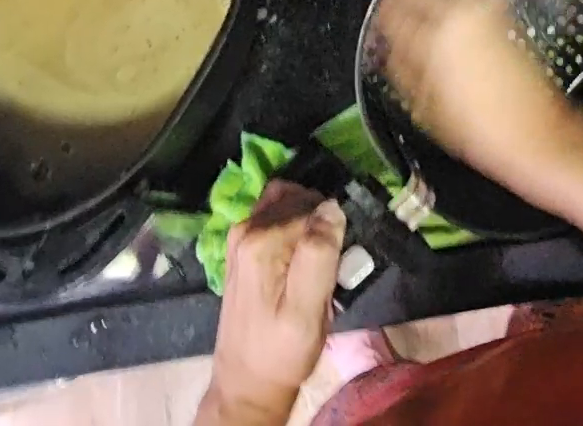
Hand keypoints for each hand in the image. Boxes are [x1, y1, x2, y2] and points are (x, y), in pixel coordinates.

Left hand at [199, 181, 344, 425]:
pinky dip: (296, 222)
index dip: (335, 229)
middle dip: (323, 220)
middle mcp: (247, 228)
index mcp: (261, 240)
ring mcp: (241, 235)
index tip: (341, 261)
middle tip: (332, 260)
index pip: (315, 207)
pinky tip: (303, 254)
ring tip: (319, 254)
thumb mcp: (308, 312)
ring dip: (310, 217)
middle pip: (301, 199)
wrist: (247, 383)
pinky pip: (276, 212)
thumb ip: (319, 255)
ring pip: (288, 201)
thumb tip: (332, 207)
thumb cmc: (282, 352)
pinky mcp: (244, 244)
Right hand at [370, 0, 573, 177]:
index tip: (380, 20)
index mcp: (432, 42)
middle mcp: (458, 18)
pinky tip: (456, 2)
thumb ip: (404, 70)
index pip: (393, 11)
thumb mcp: (427, 109)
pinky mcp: (505, 15)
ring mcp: (484, 12)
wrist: (533, 131)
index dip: (382, 13)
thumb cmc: (484, 129)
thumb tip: (391, 52)